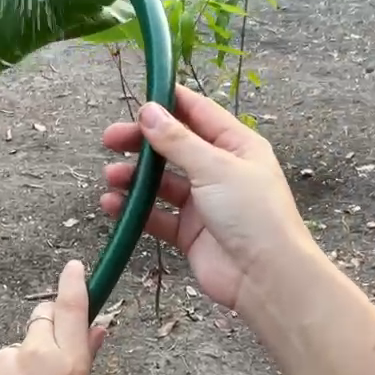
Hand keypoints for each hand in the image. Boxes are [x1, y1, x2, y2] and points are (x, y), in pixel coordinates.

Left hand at [0, 260, 106, 374]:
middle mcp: (35, 355)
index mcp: (68, 366)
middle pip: (41, 317)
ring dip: (20, 364)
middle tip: (46, 355)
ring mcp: (2, 361)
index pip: (72, 309)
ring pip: (16, 349)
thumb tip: (96, 330)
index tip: (73, 266)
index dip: (73, 284)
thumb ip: (81, 363)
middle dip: (45, 325)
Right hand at [100, 85, 313, 309]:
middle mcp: (219, 171)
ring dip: (134, 179)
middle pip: (173, 148)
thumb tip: (149, 111)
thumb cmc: (253, 215)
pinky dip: (134, 210)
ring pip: (160, 184)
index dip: (169, 103)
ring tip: (110, 178)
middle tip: (110, 139)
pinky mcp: (188, 233)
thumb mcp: (215, 167)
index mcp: (236, 146)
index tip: (137, 99)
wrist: (264, 276)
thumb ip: (177, 141)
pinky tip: (112, 205)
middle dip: (141, 143)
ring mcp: (202, 203)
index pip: (198, 114)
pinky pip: (156, 216)